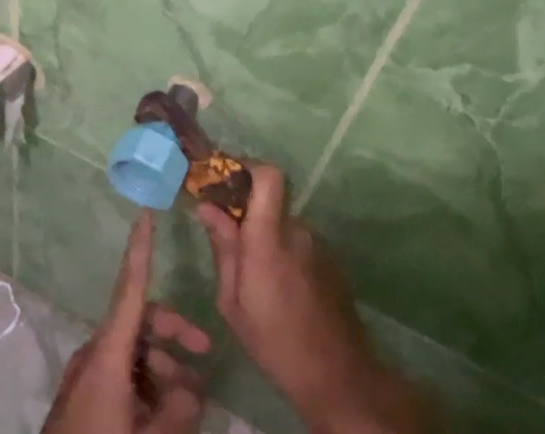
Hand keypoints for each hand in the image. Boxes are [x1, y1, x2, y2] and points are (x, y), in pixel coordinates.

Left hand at [42, 212, 211, 433]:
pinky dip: (147, 385)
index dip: (140, 251)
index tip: (146, 215)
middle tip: (207, 354)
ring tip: (189, 404)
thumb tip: (192, 383)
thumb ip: (178, 408)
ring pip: (134, 355)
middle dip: (174, 333)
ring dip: (164, 370)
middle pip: (139, 323)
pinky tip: (165, 415)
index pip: (129, 290)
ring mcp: (87, 377)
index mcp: (107, 355)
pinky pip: (122, 376)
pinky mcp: (85, 399)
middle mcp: (94, 356)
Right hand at [197, 167, 423, 433]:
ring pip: (282, 224)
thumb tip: (206, 208)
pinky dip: (282, 253)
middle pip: (270, 200)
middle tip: (223, 236)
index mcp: (269, 238)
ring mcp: (318, 246)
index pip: (268, 175)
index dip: (246, 167)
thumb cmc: (273, 341)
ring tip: (250, 276)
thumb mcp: (232, 301)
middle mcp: (297, 231)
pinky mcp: (330, 262)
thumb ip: (223, 248)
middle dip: (245, 211)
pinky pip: (297, 243)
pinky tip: (277, 289)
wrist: (337, 376)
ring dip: (264, 236)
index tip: (221, 178)